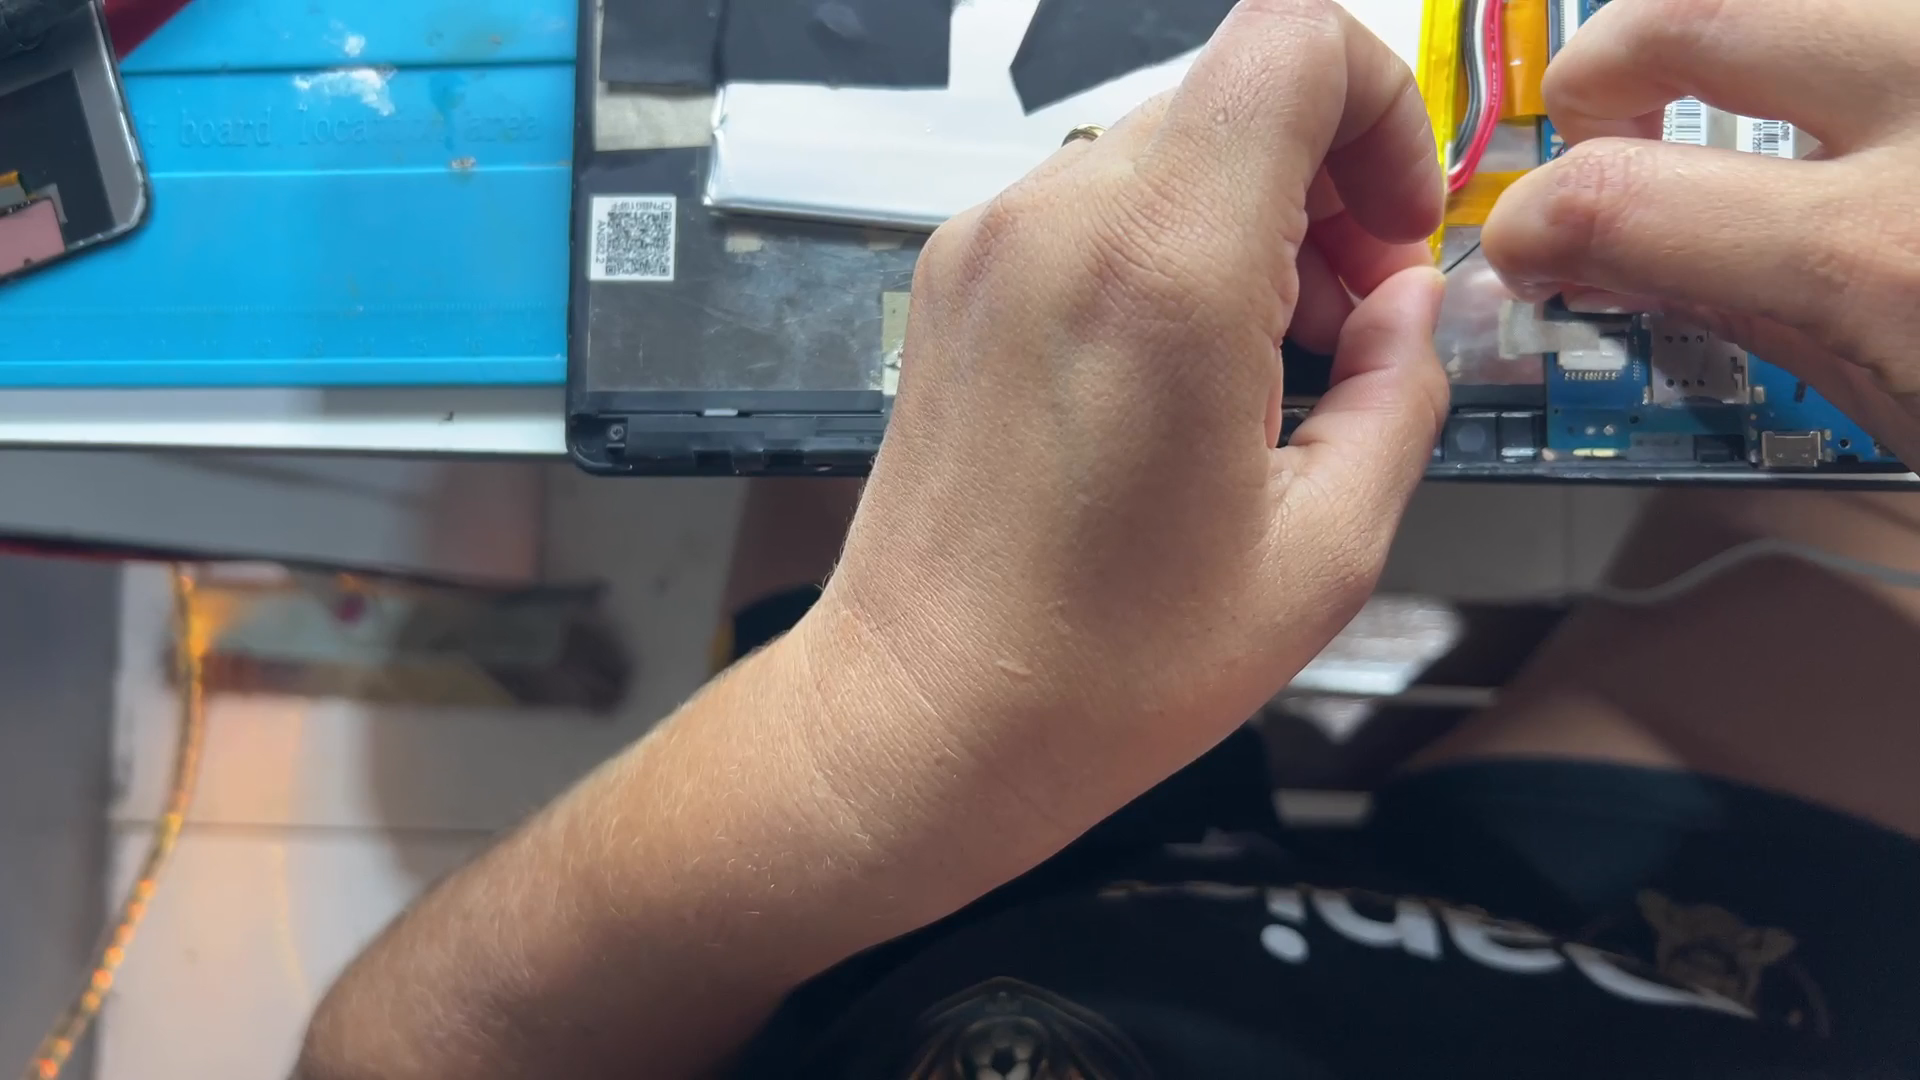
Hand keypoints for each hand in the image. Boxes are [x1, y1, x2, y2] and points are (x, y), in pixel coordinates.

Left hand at [794, 0, 1448, 887]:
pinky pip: (1076, 223)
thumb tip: (1408, 305)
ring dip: (1227, 236)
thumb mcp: (1319, 553)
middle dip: (1310, 198)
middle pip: (1225, 111)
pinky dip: (1144, 263)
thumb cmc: (1106, 668)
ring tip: (1245, 373)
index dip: (1377, 110)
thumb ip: (1403, 393)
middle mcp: (1050, 228)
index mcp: (1159, 271)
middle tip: (1332, 333)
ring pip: (1148, 166)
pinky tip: (1157, 378)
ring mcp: (979, 255)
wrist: (927, 708)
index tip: (1387, 230)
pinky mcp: (944, 297)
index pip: (1293, 45)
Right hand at [1482, 0, 1919, 465]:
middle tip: (1613, 124)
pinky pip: (1884, 6)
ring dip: (1741, 23)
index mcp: (1888, 253)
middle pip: (1685, 8)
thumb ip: (1752, 317)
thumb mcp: (1908, 414)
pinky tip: (1880, 79)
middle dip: (1603, 73)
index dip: (1525, 226)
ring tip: (1759, 79)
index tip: (1533, 249)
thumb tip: (1620, 270)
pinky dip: (1850, 30)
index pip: (1593, 200)